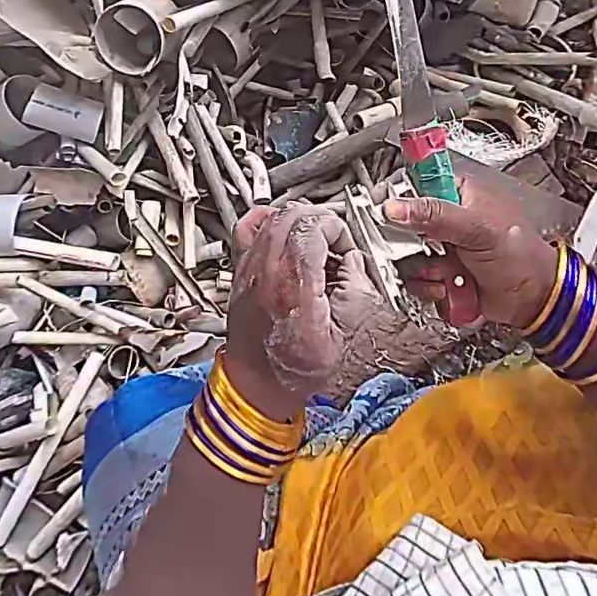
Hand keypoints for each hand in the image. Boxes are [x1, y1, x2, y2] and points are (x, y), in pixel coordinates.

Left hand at [224, 205, 362, 418]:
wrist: (257, 381)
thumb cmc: (294, 367)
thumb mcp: (343, 335)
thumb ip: (355, 291)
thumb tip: (354, 261)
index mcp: (293, 285)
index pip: (312, 226)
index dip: (337, 230)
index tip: (346, 249)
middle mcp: (266, 270)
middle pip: (293, 215)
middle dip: (322, 221)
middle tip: (335, 244)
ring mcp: (250, 266)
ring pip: (273, 216)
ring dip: (300, 220)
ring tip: (315, 242)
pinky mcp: (241, 268)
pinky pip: (248, 226)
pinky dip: (267, 219)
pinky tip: (283, 230)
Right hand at [383, 194, 559, 329]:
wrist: (535, 301)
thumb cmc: (521, 257)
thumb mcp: (478, 228)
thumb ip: (435, 214)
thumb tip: (394, 206)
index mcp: (454, 192)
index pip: (410, 184)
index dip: (394, 198)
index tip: (386, 214)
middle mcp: (442, 218)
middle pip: (399, 223)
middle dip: (411, 244)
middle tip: (428, 250)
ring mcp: (437, 246)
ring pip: (403, 254)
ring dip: (424, 268)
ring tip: (448, 272)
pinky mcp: (436, 271)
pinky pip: (414, 278)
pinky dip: (429, 286)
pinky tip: (449, 286)